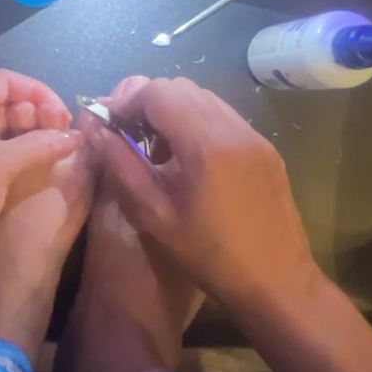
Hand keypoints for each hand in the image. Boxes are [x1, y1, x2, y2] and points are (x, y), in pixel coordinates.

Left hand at [0, 70, 81, 261]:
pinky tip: (12, 162)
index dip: (39, 92)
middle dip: (27, 114)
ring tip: (38, 150)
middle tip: (52, 136)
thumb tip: (74, 135)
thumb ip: (40, 145)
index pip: (4, 80)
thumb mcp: (3, 167)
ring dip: (12, 131)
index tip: (61, 116)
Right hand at [83, 77, 320, 306]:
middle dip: (147, 104)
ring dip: (171, 112)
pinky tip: (185, 160)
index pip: (159, 93)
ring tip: (154, 150)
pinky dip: (195, 123)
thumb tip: (94, 129)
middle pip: (180, 88)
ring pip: (203, 98)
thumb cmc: (209, 254)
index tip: (108, 124)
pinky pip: (222, 117)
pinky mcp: (265, 148)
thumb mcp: (153, 214)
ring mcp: (255, 136)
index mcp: (206, 144)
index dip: (126, 102)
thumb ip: (120, 164)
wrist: (277, 282)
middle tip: (127, 136)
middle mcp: (234, 129)